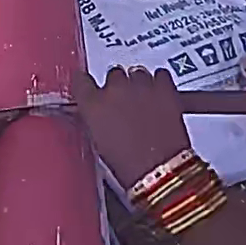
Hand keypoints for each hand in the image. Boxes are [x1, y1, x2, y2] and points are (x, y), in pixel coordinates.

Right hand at [72, 67, 193, 190]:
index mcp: (92, 104)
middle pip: (114, 74)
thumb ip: (95, 118)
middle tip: (126, 105)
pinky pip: (161, 74)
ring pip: (137, 72)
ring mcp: (140, 84)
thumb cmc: (128, 165)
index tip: (89, 87)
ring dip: (139, 84)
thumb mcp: (99, 142)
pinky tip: (160, 97)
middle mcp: (114, 88)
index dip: (87, 85)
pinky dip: (160, 83)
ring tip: (145, 103)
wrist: (161, 171)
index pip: (81, 81)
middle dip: (119, 86)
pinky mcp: (164, 85)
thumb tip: (98, 112)